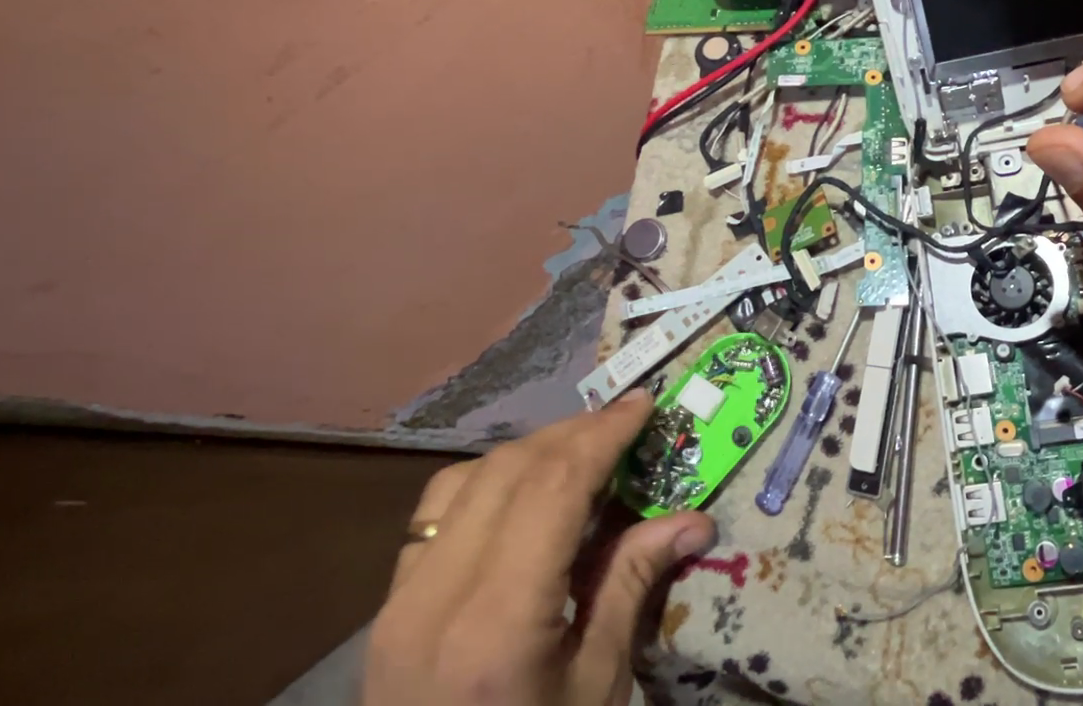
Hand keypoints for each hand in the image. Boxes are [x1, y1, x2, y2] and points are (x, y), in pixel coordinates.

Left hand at [363, 392, 714, 705]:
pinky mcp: (389, 609)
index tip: (644, 405)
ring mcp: (400, 600)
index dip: (602, 435)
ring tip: (582, 453)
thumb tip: (693, 521)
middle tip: (625, 426)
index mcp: (498, 621)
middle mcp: (436, 596)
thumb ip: (632, 587)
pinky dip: (488, 482)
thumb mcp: (597, 685)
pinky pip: (437, 514)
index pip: (552, 488)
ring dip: (529, 453)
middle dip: (572, 433)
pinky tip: (525, 496)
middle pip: (508, 470)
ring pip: (466, 481)